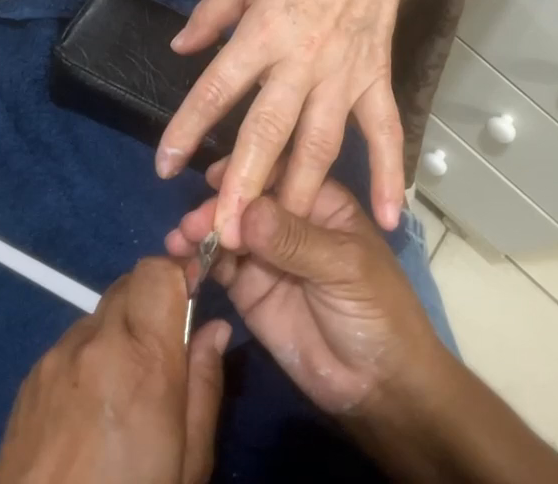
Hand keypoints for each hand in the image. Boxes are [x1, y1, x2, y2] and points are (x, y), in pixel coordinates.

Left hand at [0, 258, 231, 483]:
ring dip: (121, 329)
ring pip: (99, 313)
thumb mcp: (190, 459)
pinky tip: (94, 403)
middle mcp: (95, 343)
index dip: (179, 276)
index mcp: (142, 359)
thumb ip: (204, 384)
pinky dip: (91, 354)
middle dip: (153, 301)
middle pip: (129, 284)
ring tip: (128, 384)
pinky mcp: (30, 377)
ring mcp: (56, 357)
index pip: (158, 272)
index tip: (194, 298)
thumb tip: (214, 329)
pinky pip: (72, 343)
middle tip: (166, 348)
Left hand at [160, 0, 429, 247]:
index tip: (165, 168)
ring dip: (298, 193)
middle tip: (222, 235)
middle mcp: (301, 64)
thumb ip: (212, 15)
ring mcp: (343, 78)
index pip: (217, 89)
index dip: (187, 129)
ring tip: (280, 243)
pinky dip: (387, 174)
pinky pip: (383, 133)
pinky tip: (387, 219)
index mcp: (263, 34)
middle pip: (268, 131)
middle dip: (244, 186)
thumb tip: (180, 48)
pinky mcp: (376, 82)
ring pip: (319, 145)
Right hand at [166, 165, 445, 414]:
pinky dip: (199, 262)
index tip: (216, 178)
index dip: (248, 171)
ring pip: (227, 231)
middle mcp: (290, 220)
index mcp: (321, 201)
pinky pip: (219, 267)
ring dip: (201, 232)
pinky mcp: (249, 289)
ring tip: (180, 242)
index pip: (280, 172)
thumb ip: (295, 241)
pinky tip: (183, 263)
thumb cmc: (377, 312)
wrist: (378, 386)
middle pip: (246, 200)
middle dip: (218, 207)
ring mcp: (267, 254)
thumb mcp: (343, 269)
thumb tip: (246, 212)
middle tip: (193, 224)